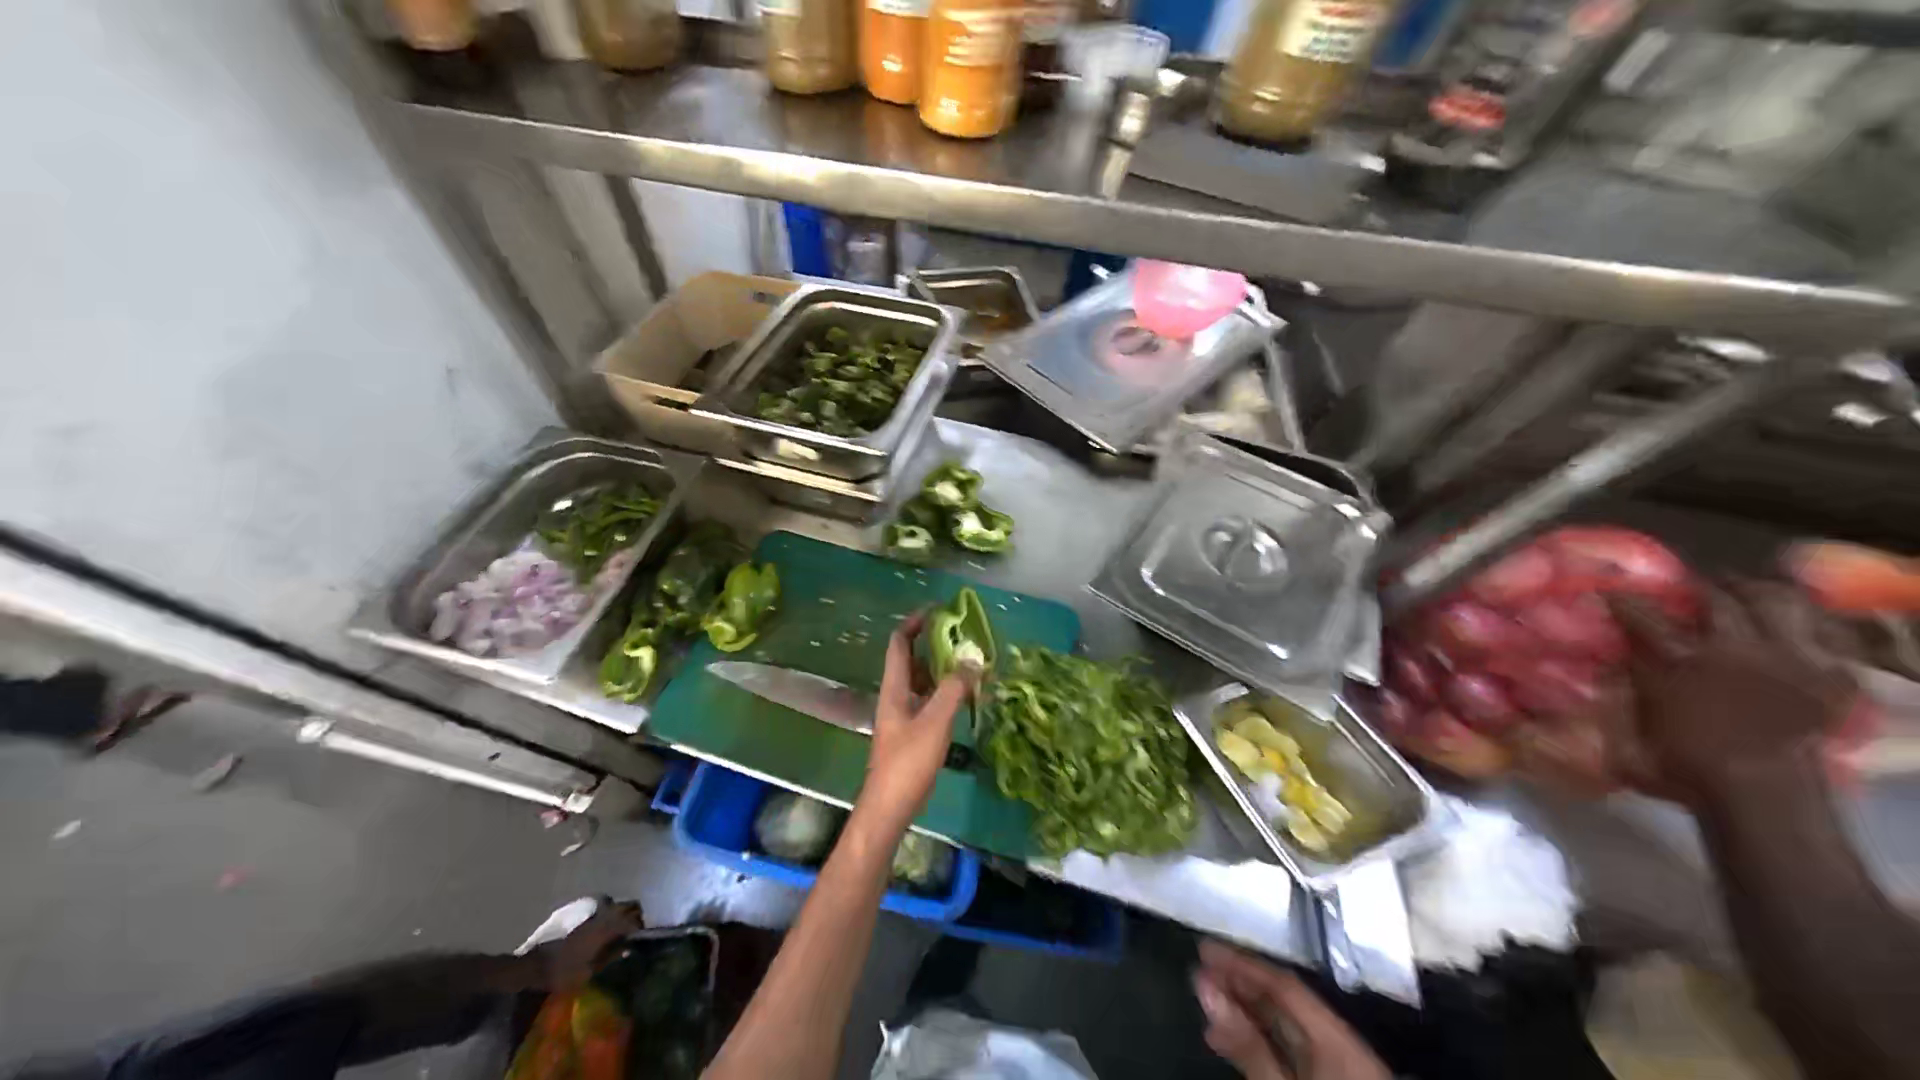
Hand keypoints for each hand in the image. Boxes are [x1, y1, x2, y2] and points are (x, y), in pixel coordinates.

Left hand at [531, 899, 641, 989]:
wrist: (534, 968)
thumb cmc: (563, 973)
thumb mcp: (590, 971)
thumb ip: (610, 957)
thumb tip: (627, 948)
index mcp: (605, 929)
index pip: (631, 920)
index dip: (640, 926)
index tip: (643, 935)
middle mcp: (600, 917)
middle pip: (626, 906)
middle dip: (635, 914)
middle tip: (637, 928)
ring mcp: (589, 916)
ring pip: (614, 905)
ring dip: (622, 912)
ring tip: (623, 926)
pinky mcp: (580, 920)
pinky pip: (602, 910)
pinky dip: (609, 914)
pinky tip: (606, 928)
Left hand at [858, 612, 976, 829]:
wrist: (889, 807)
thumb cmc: (907, 762)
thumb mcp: (934, 722)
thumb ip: (954, 690)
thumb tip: (973, 660)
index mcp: (894, 688)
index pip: (900, 643)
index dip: (915, 623)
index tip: (938, 611)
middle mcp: (897, 696)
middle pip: (913, 660)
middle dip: (937, 646)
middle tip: (966, 638)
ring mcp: (904, 716)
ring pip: (924, 683)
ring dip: (945, 671)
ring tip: (972, 664)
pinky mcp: (913, 734)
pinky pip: (931, 703)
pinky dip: (947, 695)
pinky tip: (968, 698)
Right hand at [1193, 941, 1389, 1079]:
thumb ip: (1246, 1043)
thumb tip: (1205, 989)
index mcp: (1336, 1039)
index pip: (1285, 986)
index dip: (1243, 963)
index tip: (1204, 950)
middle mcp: (1340, 1045)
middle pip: (1287, 1004)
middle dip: (1240, 988)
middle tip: (1199, 976)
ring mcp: (1339, 1067)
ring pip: (1287, 1028)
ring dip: (1246, 1015)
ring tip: (1207, 1010)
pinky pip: (1290, 1050)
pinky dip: (1260, 1042)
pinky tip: (1231, 1043)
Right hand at [1613, 581, 1856, 796]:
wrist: (1760, 794)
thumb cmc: (1682, 763)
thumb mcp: (1632, 721)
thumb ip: (1620, 686)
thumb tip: (1605, 659)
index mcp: (1679, 659)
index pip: (1642, 613)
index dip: (1622, 598)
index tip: (1608, 590)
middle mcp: (1733, 648)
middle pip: (1717, 598)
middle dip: (1699, 586)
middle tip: (1689, 585)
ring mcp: (1787, 659)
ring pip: (1778, 603)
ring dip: (1756, 592)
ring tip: (1741, 591)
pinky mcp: (1827, 676)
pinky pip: (1821, 635)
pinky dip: (1804, 624)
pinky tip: (1787, 628)